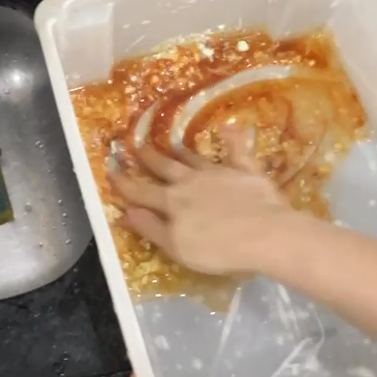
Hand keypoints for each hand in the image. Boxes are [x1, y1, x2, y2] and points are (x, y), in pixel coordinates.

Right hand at [107, 133, 309, 276]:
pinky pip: (237, 151)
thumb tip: (128, 211)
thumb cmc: (219, 249)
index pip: (142, 192)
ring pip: (195, 159)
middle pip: (165, 168)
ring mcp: (219, 174)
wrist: (265, 235)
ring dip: (182, 152)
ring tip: (172, 144)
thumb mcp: (177, 247)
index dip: (124, 183)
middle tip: (136, 146)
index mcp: (172, 202)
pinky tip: (230, 127)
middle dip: (149, 159)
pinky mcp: (245, 172)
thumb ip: (151, 228)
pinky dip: (233, 139)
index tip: (110, 171)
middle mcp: (191, 182)